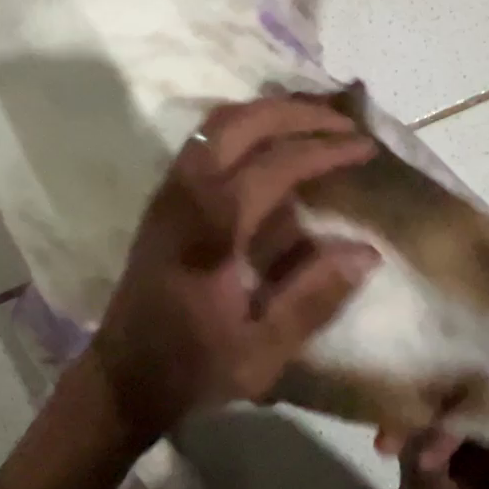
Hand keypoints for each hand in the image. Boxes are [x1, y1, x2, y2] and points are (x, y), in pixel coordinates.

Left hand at [88, 95, 381, 439]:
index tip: (366, 147)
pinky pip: (205, 140)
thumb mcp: (261, 350)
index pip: (276, 165)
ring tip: (313, 120)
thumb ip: (313, 298)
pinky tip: (272, 140)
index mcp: (212, 227)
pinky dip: (244, 125)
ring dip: (268, 112)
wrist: (122, 376)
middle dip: (296, 112)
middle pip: (241, 122)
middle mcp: (186, 193)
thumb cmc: (193, 367)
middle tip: (343, 121)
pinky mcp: (164, 197)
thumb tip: (366, 251)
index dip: (324, 150)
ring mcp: (170, 190)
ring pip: (217, 123)